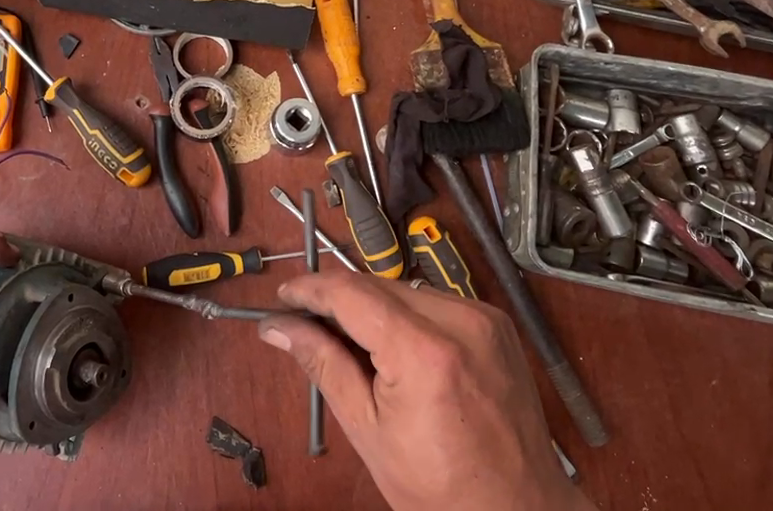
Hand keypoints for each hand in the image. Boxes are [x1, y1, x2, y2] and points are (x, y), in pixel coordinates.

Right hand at [258, 273, 592, 510]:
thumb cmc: (440, 488)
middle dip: (337, 300)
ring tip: (351, 343)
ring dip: (370, 306)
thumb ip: (322, 364)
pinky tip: (394, 347)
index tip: (283, 296)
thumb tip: (277, 327)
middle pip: (376, 285)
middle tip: (306, 324)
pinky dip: (405, 314)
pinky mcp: (495, 321)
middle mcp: (458, 320)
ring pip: (403, 289)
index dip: (310, 288)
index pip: (351, 293)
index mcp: (424, 352)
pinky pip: (433, 301)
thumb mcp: (367, 430)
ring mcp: (482, 317)